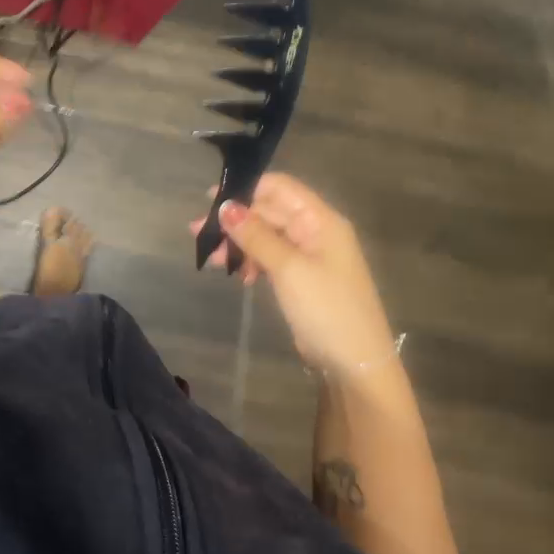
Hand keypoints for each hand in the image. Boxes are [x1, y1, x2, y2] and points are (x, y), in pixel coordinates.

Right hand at [192, 173, 395, 378]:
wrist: (356, 366)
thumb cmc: (327, 309)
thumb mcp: (287, 268)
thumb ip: (255, 235)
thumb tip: (224, 206)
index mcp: (321, 221)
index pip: (280, 188)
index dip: (246, 189)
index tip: (211, 201)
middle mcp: (316, 232)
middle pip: (269, 212)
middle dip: (235, 221)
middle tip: (198, 233)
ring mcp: (309, 256)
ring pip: (266, 236)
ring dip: (239, 243)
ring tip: (212, 259)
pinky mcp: (301, 278)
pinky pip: (271, 257)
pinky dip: (252, 261)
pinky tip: (238, 275)